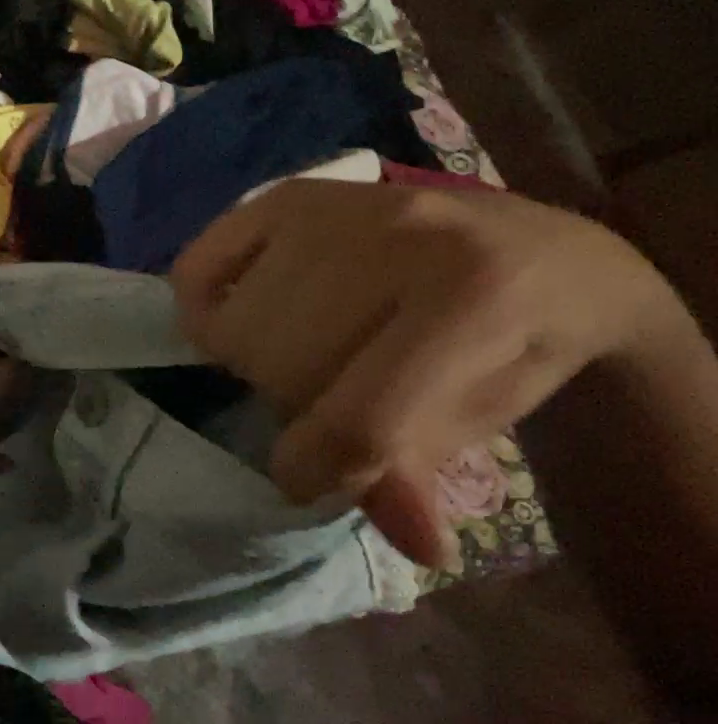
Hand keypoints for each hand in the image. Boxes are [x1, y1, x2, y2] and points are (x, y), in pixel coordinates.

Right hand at [171, 179, 683, 565]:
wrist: (541, 250)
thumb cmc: (518, 345)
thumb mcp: (490, 416)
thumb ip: (425, 469)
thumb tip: (406, 540)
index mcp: (479, 300)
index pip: (362, 414)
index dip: (321, 467)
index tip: (305, 481)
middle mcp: (398, 236)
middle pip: (282, 368)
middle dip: (293, 405)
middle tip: (328, 398)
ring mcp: (330, 209)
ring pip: (233, 327)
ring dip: (253, 361)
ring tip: (299, 352)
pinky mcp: (280, 195)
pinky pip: (194, 273)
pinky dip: (204, 311)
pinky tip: (248, 314)